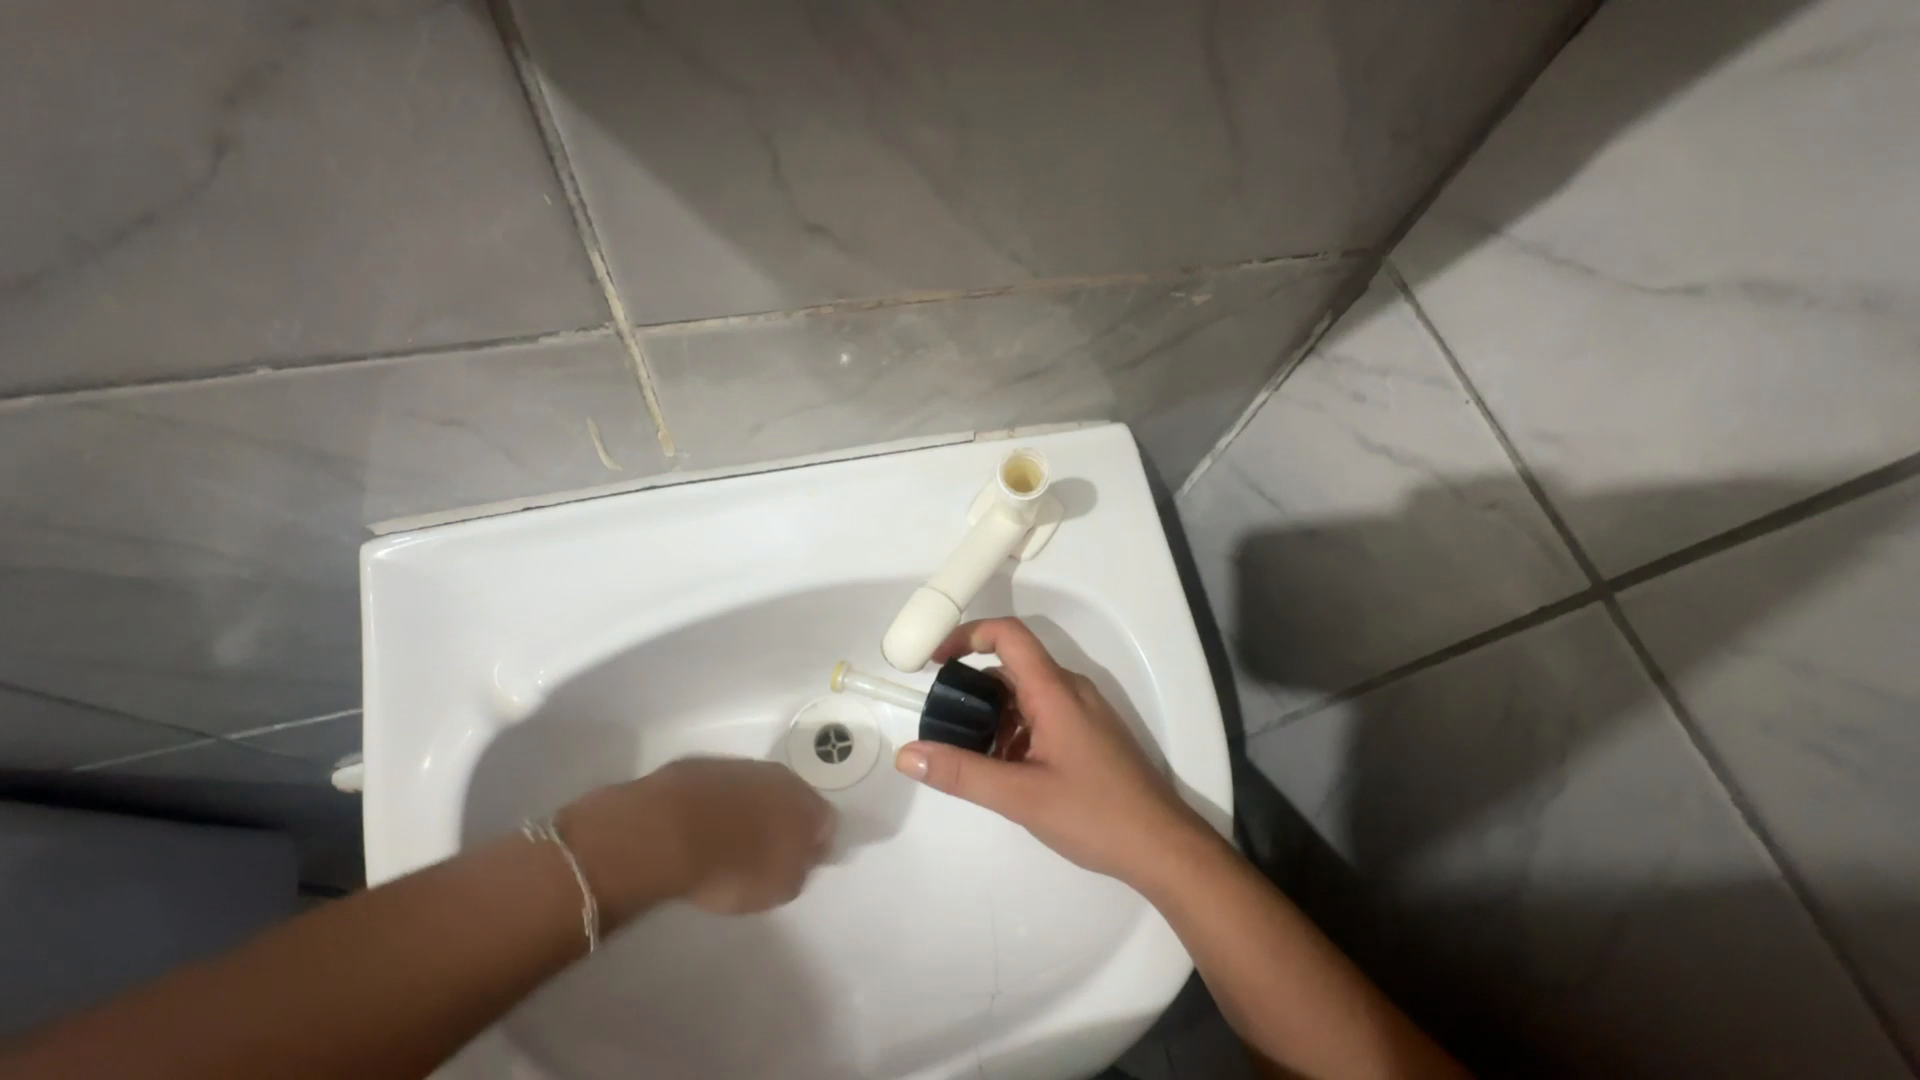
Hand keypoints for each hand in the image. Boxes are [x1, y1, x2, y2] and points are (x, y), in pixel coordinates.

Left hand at [562, 757, 835, 920]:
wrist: (665, 831)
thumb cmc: (731, 867)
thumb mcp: (777, 889)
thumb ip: (799, 871)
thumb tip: (802, 859)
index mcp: (807, 806)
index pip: (827, 823)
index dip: (816, 845)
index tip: (800, 864)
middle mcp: (780, 777)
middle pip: (793, 799)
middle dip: (784, 822)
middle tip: (766, 851)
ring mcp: (740, 766)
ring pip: (756, 789)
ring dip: (750, 809)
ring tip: (729, 840)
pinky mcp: (702, 765)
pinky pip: (720, 787)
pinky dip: (717, 804)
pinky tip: (700, 827)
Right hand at [893, 618, 1213, 883]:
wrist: (1163, 847)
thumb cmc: (1094, 815)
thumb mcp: (1019, 796)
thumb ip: (961, 773)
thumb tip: (907, 754)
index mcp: (1055, 691)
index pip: (1008, 636)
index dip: (966, 635)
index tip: (932, 660)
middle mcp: (1071, 691)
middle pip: (1013, 667)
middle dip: (973, 690)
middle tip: (944, 724)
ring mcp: (1085, 713)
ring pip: (1027, 695)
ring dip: (994, 717)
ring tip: (971, 757)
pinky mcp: (1091, 735)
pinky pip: (1044, 716)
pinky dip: (1017, 732)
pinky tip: (1007, 772)